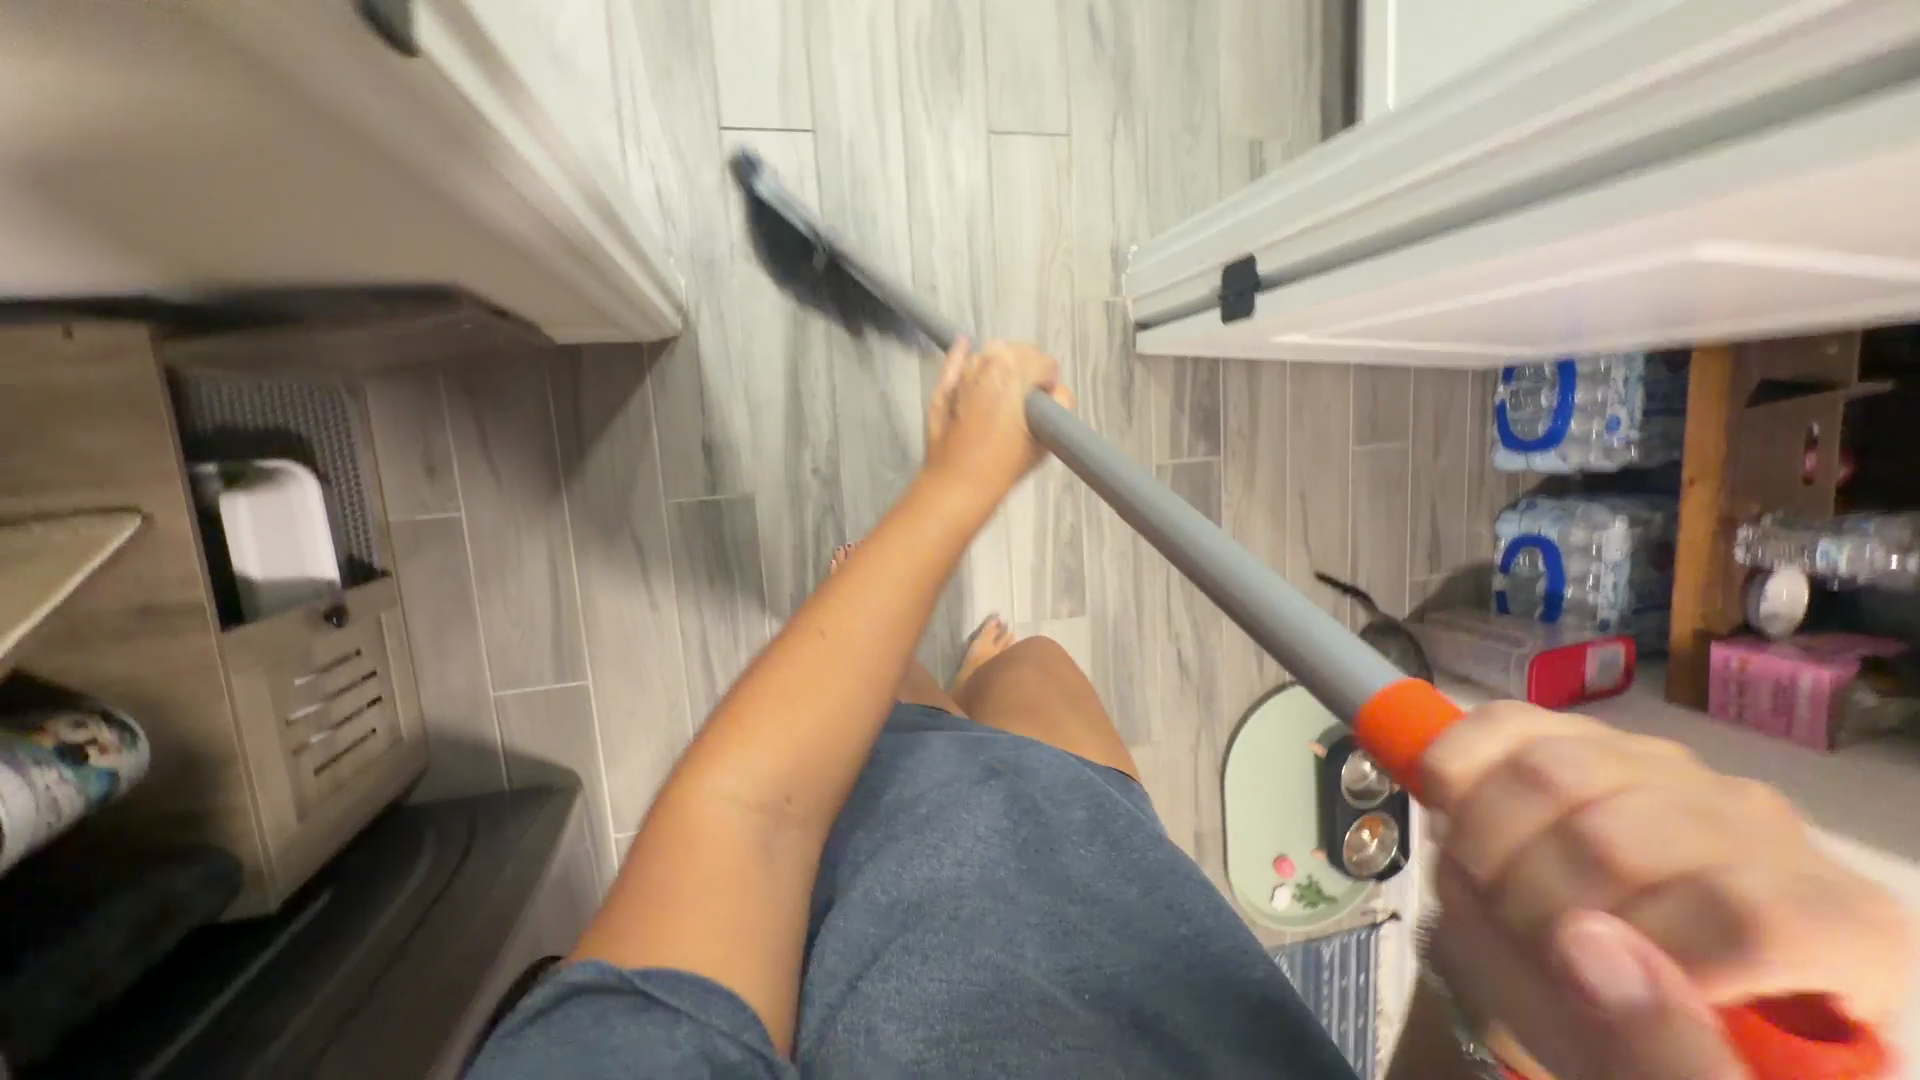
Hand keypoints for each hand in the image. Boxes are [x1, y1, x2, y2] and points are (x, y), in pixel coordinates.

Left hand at [924, 338, 1073, 506]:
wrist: (959, 482)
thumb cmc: (1005, 462)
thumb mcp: (1046, 437)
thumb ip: (1060, 404)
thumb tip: (1055, 392)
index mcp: (1015, 371)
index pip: (1044, 362)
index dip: (1050, 381)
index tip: (1047, 400)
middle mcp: (987, 363)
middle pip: (1017, 351)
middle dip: (1027, 369)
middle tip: (1028, 398)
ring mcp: (962, 373)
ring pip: (989, 354)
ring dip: (1000, 365)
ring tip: (1004, 393)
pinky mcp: (943, 387)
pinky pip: (955, 360)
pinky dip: (961, 352)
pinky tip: (964, 343)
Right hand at [1419, 701, 1911, 1078]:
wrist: (1591, 986)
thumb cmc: (1650, 1046)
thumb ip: (1659, 1056)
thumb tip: (1587, 946)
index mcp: (1834, 928)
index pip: (1748, 913)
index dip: (1644, 948)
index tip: (1582, 989)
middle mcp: (1756, 825)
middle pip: (1620, 837)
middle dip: (1529, 902)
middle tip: (1511, 951)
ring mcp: (1656, 765)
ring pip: (1551, 770)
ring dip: (1479, 843)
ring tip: (1480, 895)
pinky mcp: (1573, 734)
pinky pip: (1499, 725)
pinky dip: (1453, 772)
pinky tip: (1452, 817)